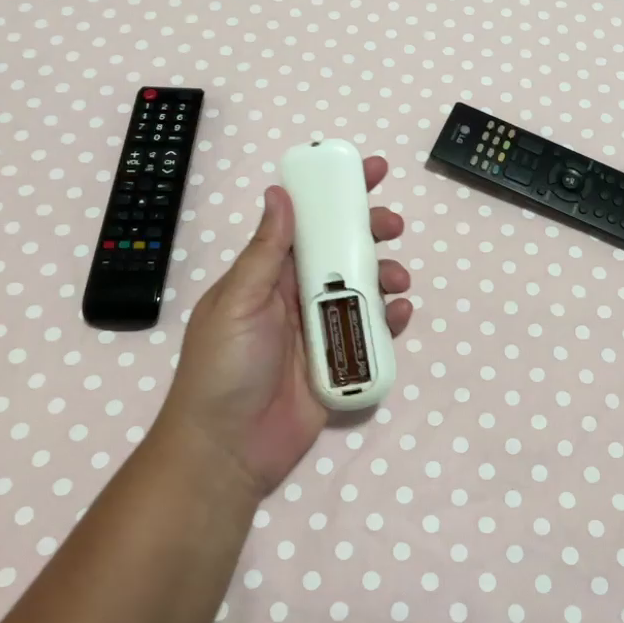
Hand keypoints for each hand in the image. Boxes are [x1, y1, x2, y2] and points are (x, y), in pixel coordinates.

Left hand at [158, 156, 413, 498]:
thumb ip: (266, 251)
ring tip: (398, 279)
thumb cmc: (224, 368)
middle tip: (392, 224)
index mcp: (270, 275)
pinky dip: (392, 319)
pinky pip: (373, 331)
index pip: (306, 222)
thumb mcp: (239, 302)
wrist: (227, 451)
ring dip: (387, 274)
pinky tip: (399, 314)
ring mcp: (321, 329)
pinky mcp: (340, 361)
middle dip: (371, 231)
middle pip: (342, 251)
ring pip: (364, 288)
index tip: (368, 171)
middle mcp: (298, 296)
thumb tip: (279, 193)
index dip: (335, 194)